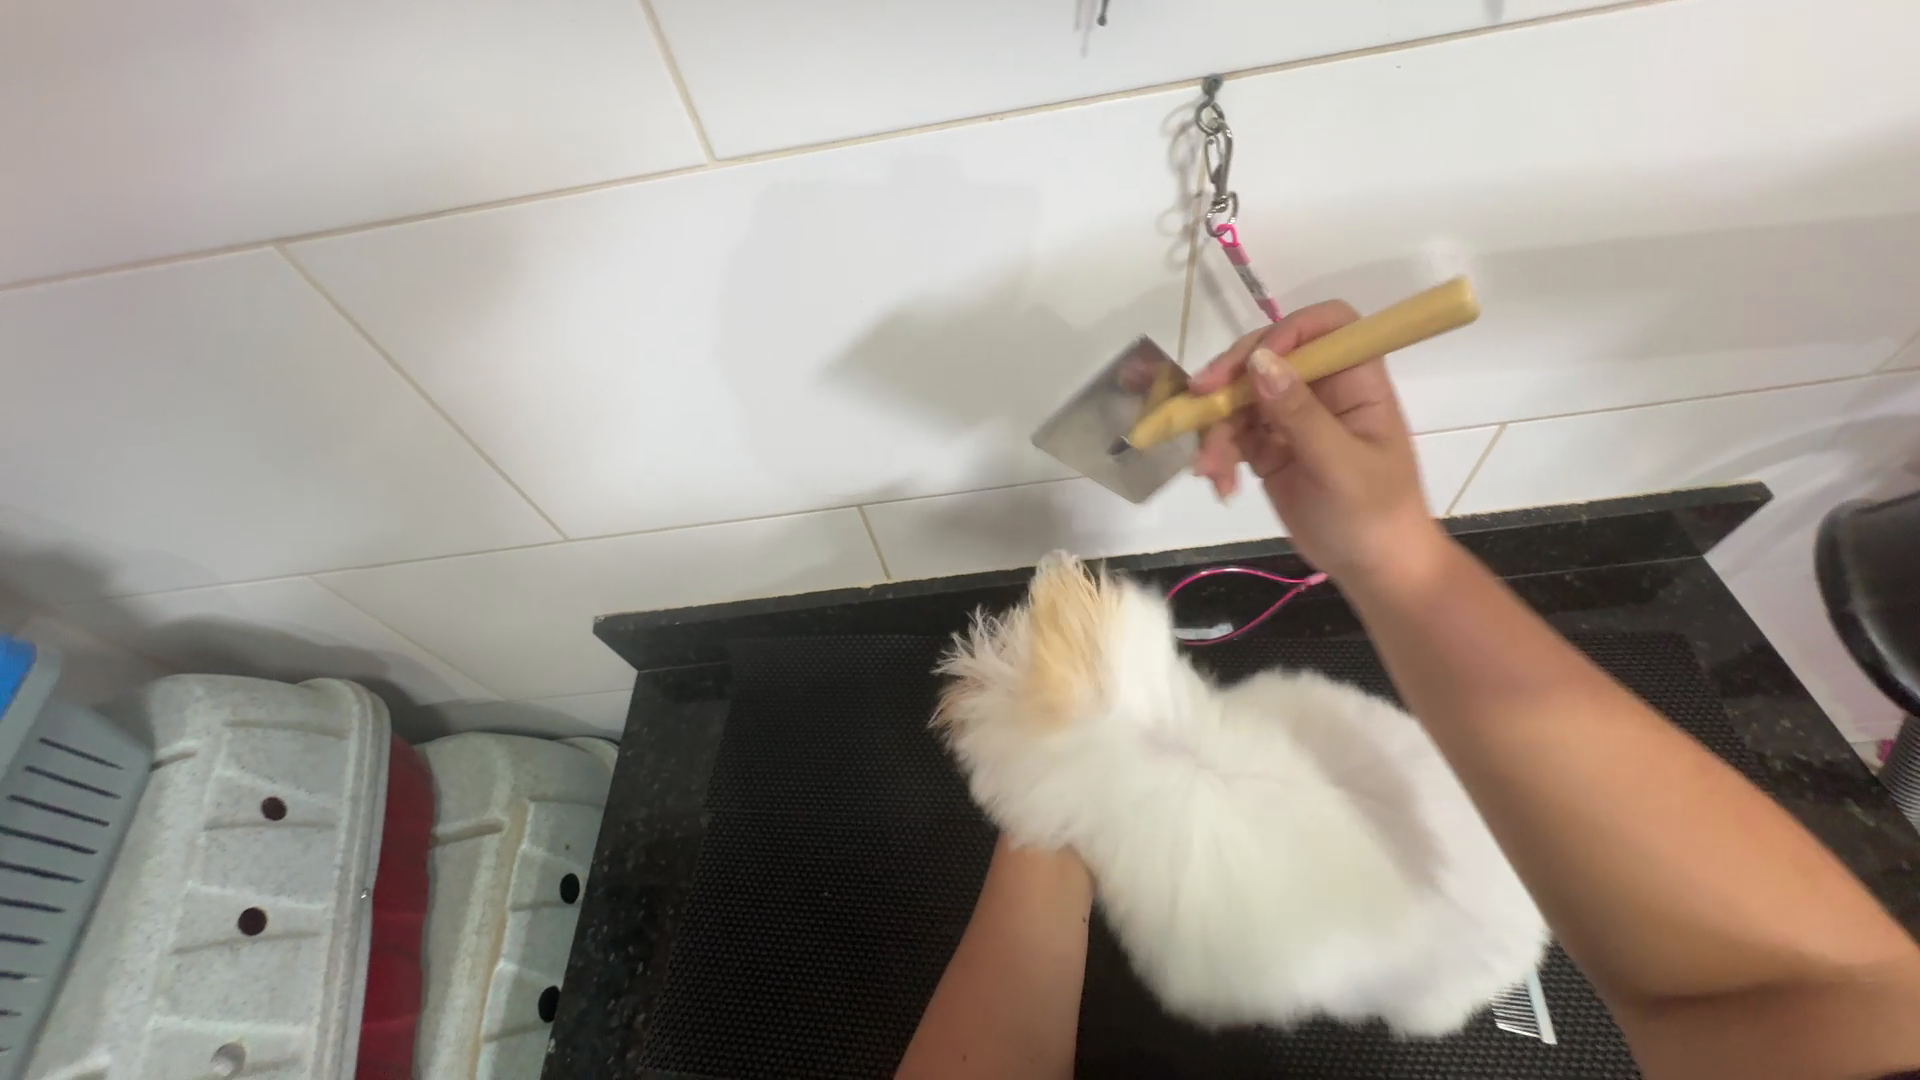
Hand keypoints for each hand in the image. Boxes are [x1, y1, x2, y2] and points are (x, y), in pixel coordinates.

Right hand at [1188, 301, 1446, 583]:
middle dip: (1229, 379)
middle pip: (1266, 357)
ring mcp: (1290, 420)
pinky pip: (1231, 436)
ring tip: (1212, 471)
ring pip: (1239, 399)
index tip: (1252, 362)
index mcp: (1356, 382)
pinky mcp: (1267, 449)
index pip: (1325, 326)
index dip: (1288, 331)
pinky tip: (1219, 483)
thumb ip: (1299, 414)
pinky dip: (1218, 456)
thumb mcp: (1339, 465)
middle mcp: (1321, 391)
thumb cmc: (1373, 515)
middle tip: (1196, 400)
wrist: (1373, 567)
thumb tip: (1259, 361)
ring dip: (1216, 431)